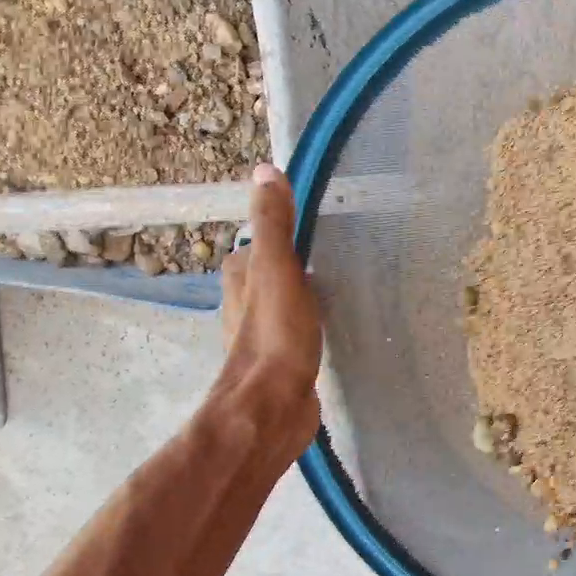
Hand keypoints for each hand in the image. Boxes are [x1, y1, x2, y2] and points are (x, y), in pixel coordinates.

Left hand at [213, 164, 321, 457]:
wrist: (272, 406)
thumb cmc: (275, 335)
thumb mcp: (278, 269)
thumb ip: (275, 224)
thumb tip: (265, 170)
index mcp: (239, 278)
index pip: (256, 245)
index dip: (279, 236)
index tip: (313, 231)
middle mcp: (242, 305)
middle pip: (266, 276)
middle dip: (292, 268)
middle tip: (333, 262)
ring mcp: (261, 338)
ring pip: (280, 307)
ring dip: (300, 300)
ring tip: (336, 295)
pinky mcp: (281, 365)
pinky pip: (295, 335)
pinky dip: (309, 328)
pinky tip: (329, 334)